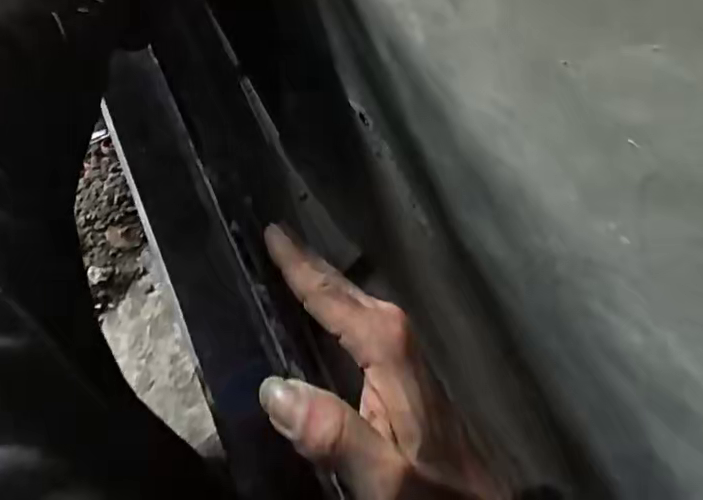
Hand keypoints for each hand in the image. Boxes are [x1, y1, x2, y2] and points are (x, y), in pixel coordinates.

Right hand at [261, 225, 505, 499]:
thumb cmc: (432, 487)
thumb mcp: (382, 474)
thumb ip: (332, 432)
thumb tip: (273, 389)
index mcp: (385, 343)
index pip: (329, 295)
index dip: (296, 263)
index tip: (271, 229)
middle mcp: (393, 329)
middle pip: (340, 286)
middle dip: (306, 257)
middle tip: (275, 230)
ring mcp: (400, 343)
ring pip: (349, 295)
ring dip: (318, 272)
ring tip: (289, 254)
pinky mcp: (400, 360)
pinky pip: (354, 311)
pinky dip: (330, 296)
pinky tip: (319, 301)